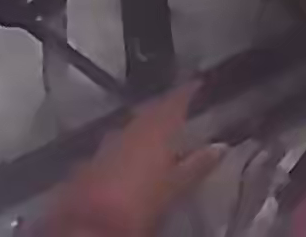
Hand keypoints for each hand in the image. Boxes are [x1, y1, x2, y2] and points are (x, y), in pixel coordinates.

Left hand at [44, 82, 225, 236]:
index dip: (188, 90)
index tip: (199, 83)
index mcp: (157, 126)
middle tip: (179, 109)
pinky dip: (123, 148)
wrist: (84, 230)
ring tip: (155, 135)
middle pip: (151, 109)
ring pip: (130, 127)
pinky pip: (112, 147)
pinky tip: (126, 160)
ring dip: (142, 127)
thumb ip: (198, 165)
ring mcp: (107, 144)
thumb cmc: (139, 205)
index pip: (177, 98)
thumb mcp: (175, 188)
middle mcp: (132, 127)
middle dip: (165, 107)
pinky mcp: (87, 165)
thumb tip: (222, 146)